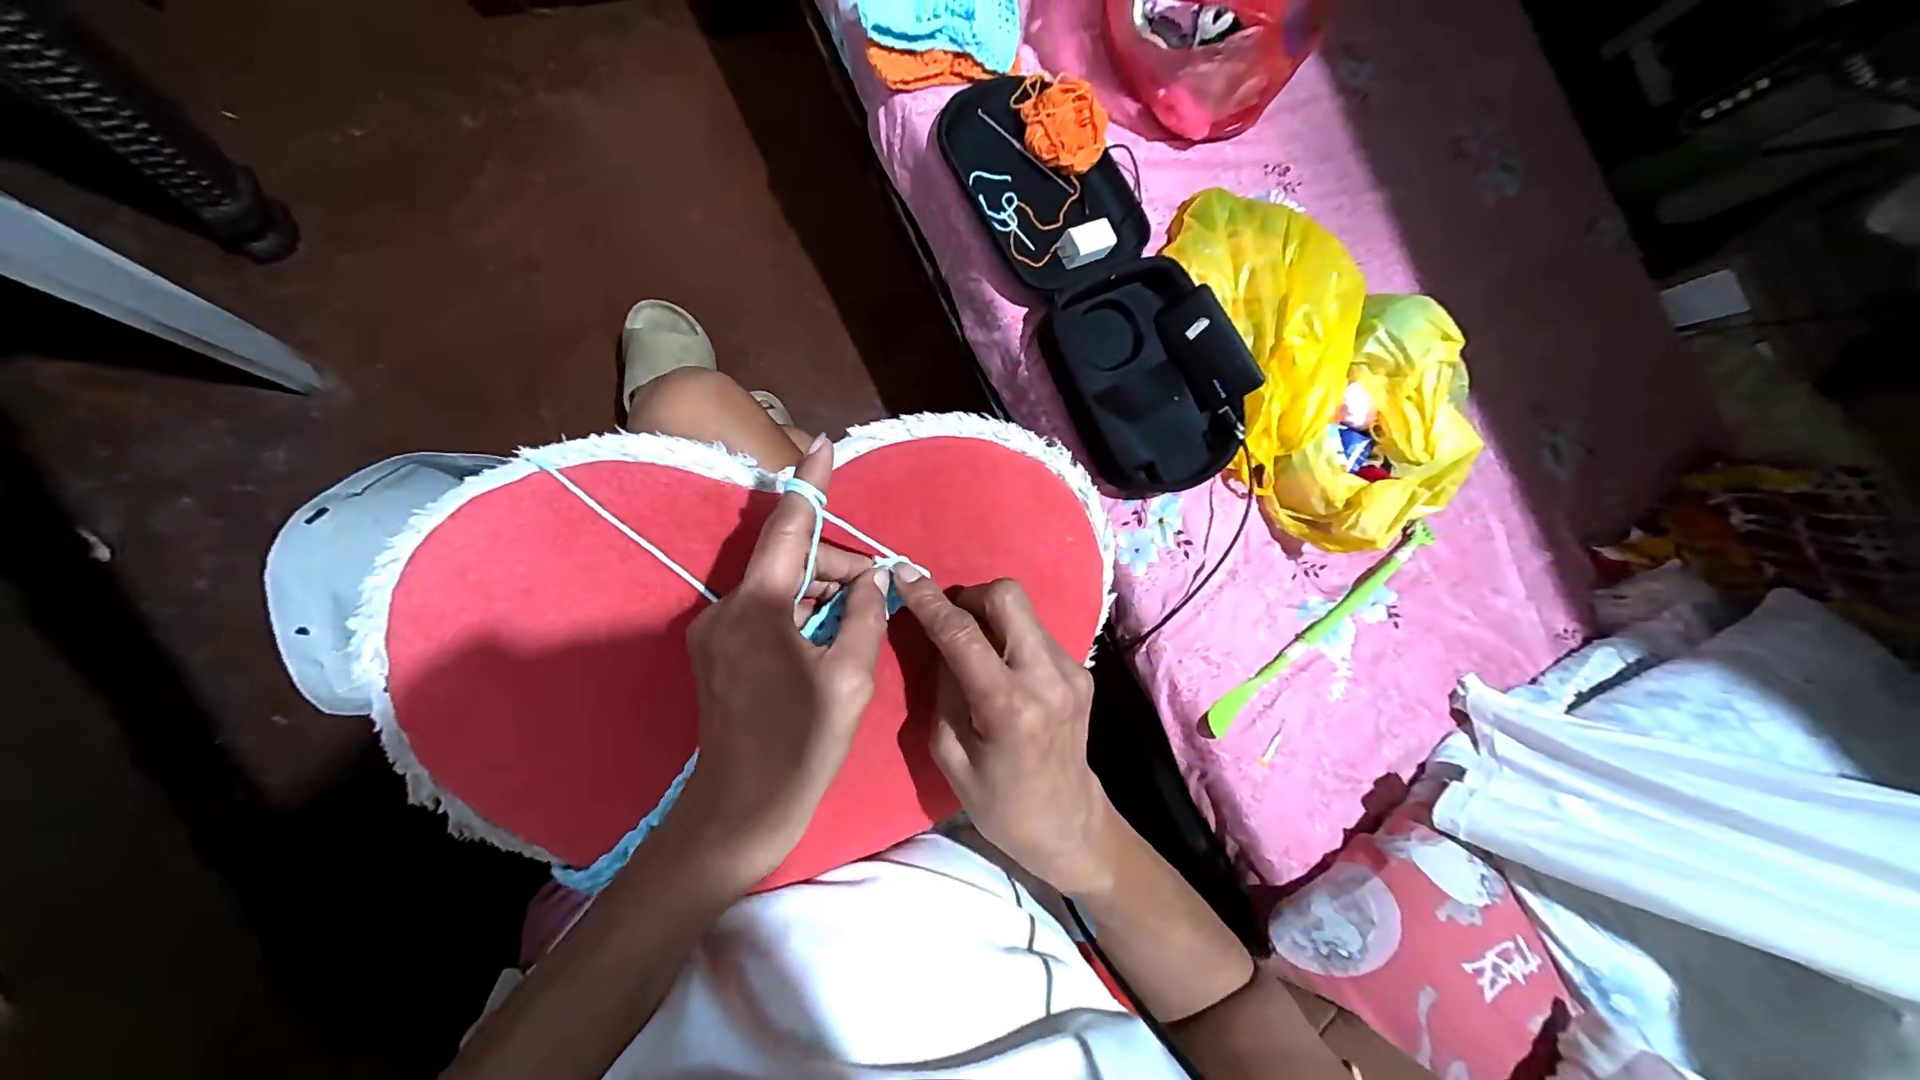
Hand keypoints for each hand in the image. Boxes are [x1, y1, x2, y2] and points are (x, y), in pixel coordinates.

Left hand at [672, 437, 890, 886]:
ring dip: (822, 592)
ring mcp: (714, 630)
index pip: (790, 527)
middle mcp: (727, 608)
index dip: (810, 483)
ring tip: (861, 617)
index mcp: (758, 608)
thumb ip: (863, 614)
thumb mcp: (849, 677)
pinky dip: (800, 612)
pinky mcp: (715, 651)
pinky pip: (765, 612)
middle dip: (838, 565)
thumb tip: (874, 576)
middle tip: (883, 587)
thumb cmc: (801, 745)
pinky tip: (828, 635)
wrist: (739, 808)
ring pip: (779, 588)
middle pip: (791, 562)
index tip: (824, 443)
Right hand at [894, 571, 1120, 895]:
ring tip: (973, 645)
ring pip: (1024, 608)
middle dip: (970, 595)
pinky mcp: (1081, 670)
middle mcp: (1047, 677)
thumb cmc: (999, 803)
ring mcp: (1071, 670)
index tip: (904, 575)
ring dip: (990, 614)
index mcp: (1009, 706)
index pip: (962, 634)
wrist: (1069, 824)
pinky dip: (1009, 635)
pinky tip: (1000, 666)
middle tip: (948, 619)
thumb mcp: (950, 754)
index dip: (929, 601)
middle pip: (1008, 596)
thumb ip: (943, 689)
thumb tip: (939, 640)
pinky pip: (1035, 631)